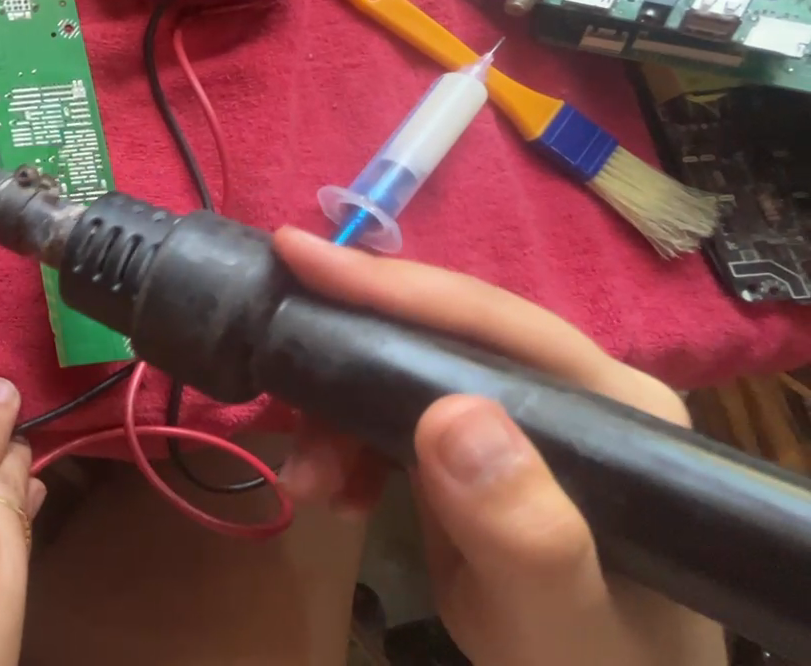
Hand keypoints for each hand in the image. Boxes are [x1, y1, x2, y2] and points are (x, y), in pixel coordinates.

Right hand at [271, 227, 724, 665]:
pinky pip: (375, 415)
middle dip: (341, 365)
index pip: (492, 320)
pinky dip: (337, 446)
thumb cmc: (587, 660)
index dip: (391, 283)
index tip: (293, 253)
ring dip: (329, 421)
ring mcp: (505, 416)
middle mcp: (557, 394)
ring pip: (385, 376)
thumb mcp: (558, 617)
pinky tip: (330, 491)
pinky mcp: (461, 442)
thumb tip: (452, 415)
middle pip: (423, 338)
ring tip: (308, 482)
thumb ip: (524, 531)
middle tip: (270, 372)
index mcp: (608, 408)